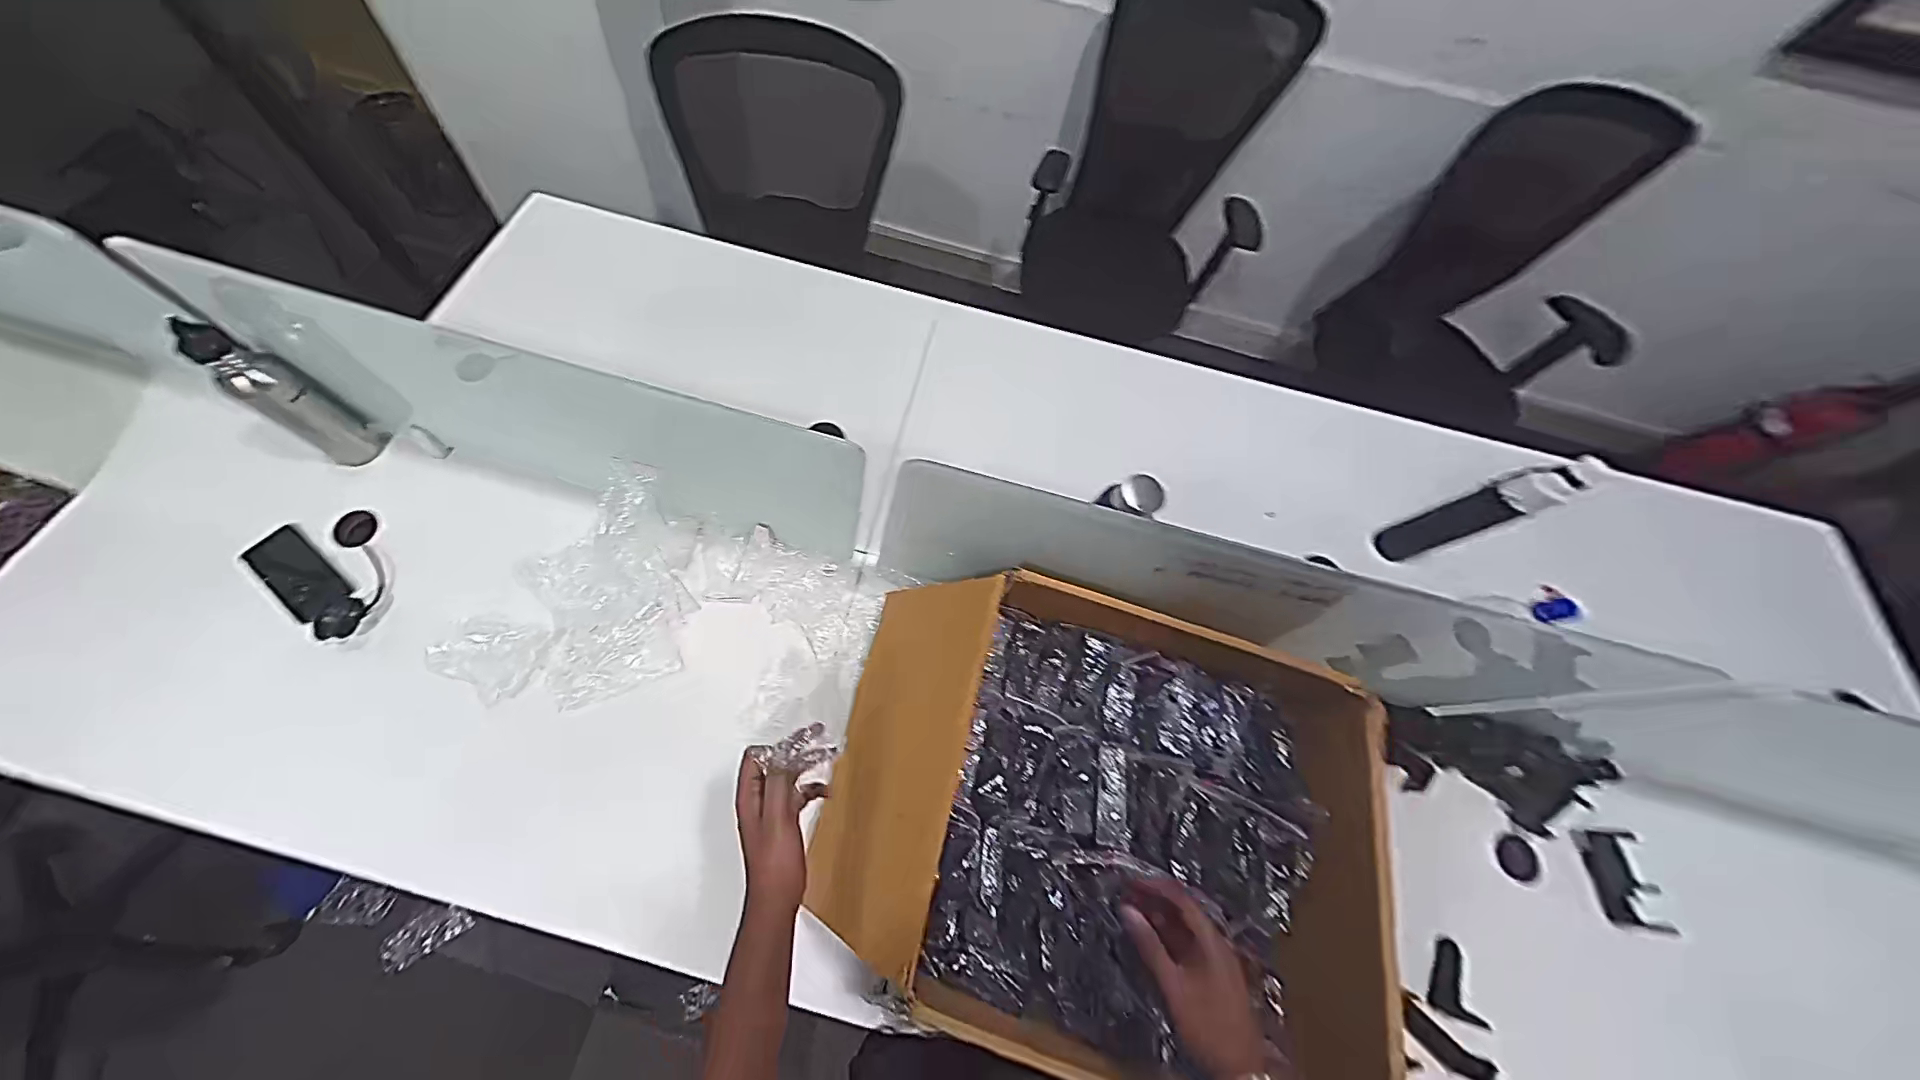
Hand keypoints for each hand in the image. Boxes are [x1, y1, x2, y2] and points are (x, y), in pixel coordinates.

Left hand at [734, 749, 826, 916]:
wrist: (777, 899)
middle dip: (796, 748)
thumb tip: (783, 755)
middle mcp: (757, 801)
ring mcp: (770, 811)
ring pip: (788, 776)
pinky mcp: (783, 822)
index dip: (780, 742)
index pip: (758, 755)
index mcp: (750, 797)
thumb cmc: (773, 868)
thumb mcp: (777, 818)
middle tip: (817, 736)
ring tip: (825, 757)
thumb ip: (778, 784)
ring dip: (806, 766)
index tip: (803, 735)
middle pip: (775, 762)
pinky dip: (811, 788)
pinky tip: (824, 791)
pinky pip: (797, 794)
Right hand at [1121, 878, 1266, 1079]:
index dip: (1155, 886)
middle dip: (1154, 898)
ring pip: (1183, 927)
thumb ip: (1150, 946)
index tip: (1130, 882)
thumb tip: (1127, 910)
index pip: (1182, 899)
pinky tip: (1148, 936)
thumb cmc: (1208, 1026)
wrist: (1241, 1071)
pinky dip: (1166, 936)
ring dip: (1158, 916)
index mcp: (1211, 940)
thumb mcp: (1174, 986)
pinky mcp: (1210, 973)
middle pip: (1183, 910)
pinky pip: (1186, 943)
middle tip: (1126, 893)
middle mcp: (1215, 943)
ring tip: (1131, 909)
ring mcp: (1214, 958)